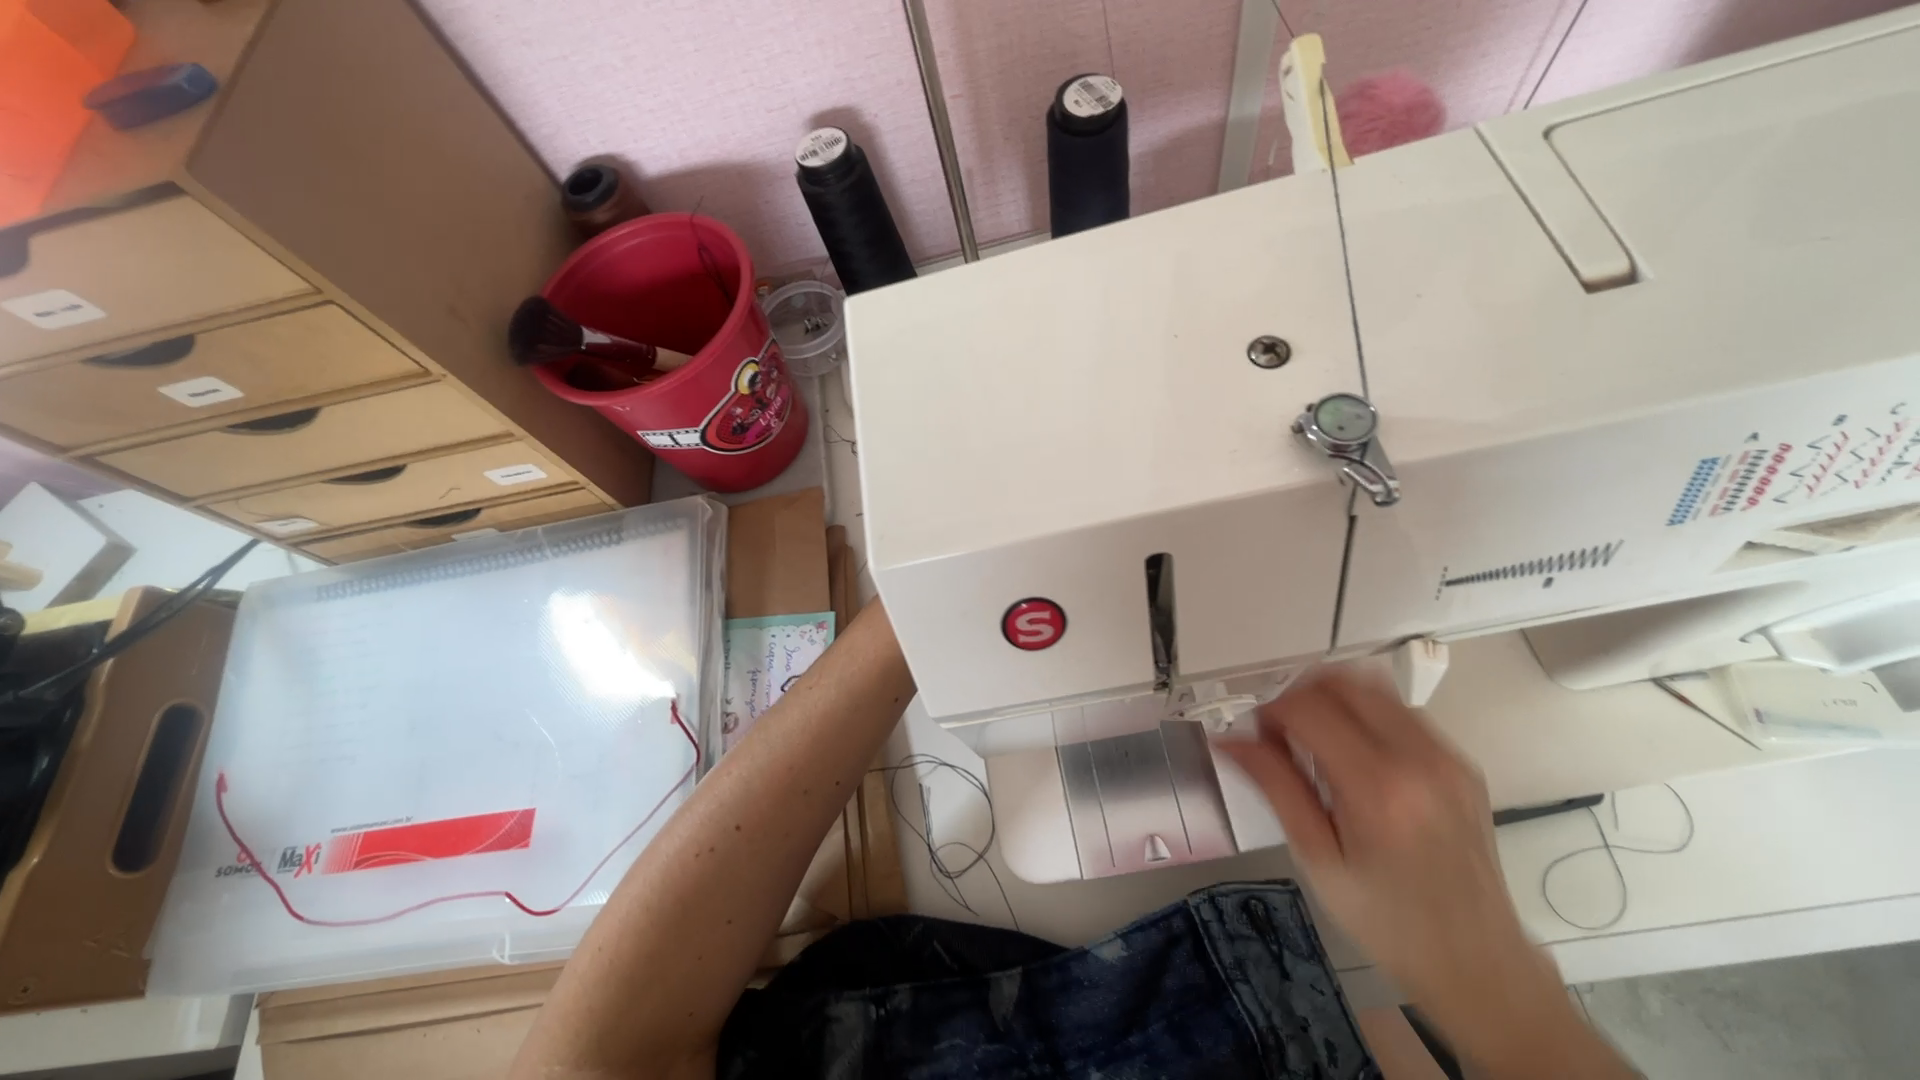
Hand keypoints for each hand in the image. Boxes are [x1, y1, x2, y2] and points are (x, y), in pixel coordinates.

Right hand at [1220, 668, 1631, 1077]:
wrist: (1476, 960)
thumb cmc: (1385, 920)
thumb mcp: (1317, 858)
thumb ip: (1276, 787)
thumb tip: (1228, 739)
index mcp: (1378, 788)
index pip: (1309, 708)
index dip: (1270, 711)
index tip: (1256, 738)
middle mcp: (1420, 758)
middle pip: (1343, 683)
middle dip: (1300, 696)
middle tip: (1279, 735)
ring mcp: (1448, 757)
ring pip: (1374, 690)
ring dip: (1333, 701)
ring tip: (1314, 744)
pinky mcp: (1462, 764)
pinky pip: (1403, 714)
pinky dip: (1366, 717)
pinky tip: (1354, 759)